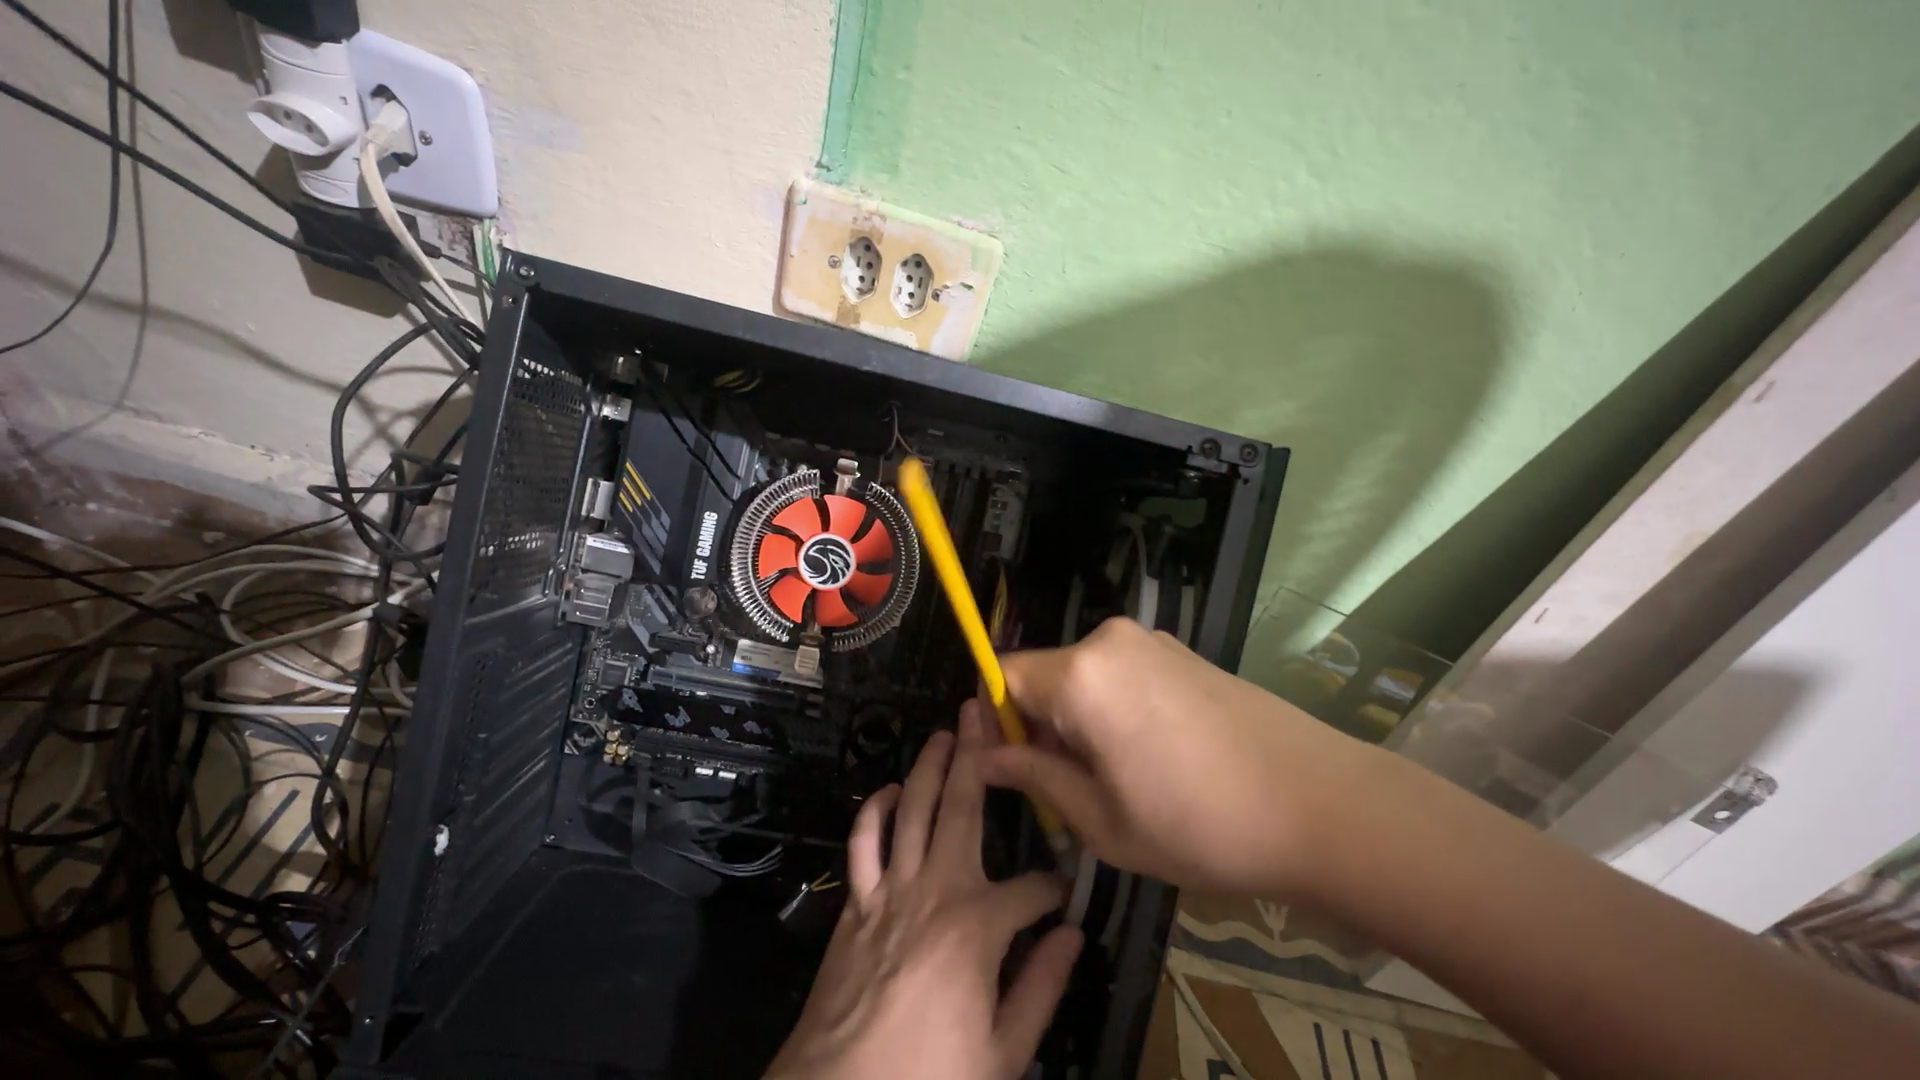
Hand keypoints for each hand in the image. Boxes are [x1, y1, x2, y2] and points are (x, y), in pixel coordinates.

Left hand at [766, 711, 1084, 1079]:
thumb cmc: (932, 1076)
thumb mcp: (1005, 1051)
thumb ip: (1042, 986)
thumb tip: (1073, 933)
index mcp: (981, 925)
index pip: (1035, 889)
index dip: (1055, 889)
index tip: (1065, 897)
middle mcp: (936, 890)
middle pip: (963, 807)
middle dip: (979, 757)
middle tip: (985, 712)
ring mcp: (890, 890)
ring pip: (914, 811)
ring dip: (930, 767)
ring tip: (946, 732)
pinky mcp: (856, 903)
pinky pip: (864, 842)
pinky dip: (876, 810)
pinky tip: (891, 790)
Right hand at [979, 616, 1366, 896]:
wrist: (1322, 806)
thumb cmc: (1200, 825)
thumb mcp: (1102, 820)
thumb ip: (1034, 778)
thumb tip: (983, 756)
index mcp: (1081, 674)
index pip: (1000, 677)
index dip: (992, 723)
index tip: (1005, 771)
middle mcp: (1111, 641)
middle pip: (1044, 676)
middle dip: (1039, 728)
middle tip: (1063, 793)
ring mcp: (1154, 643)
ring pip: (1084, 679)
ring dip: (1078, 724)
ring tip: (1115, 784)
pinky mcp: (1185, 655)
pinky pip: (1122, 677)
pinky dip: (1114, 712)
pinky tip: (1152, 762)